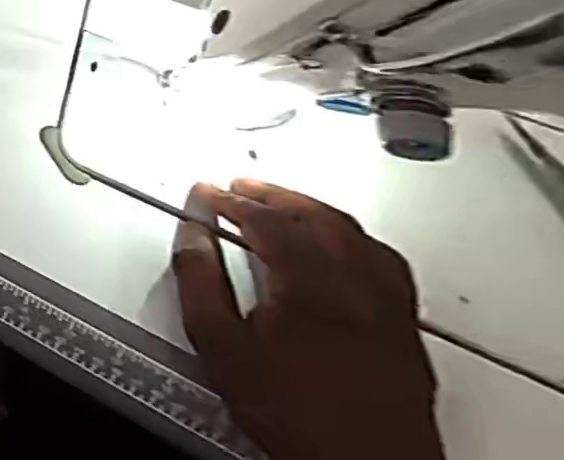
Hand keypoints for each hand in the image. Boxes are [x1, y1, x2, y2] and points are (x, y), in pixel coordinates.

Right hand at [174, 180, 441, 459]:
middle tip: (240, 187)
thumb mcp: (219, 342)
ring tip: (283, 204)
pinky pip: (387, 267)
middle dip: (275, 196)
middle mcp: (361, 295)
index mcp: (313, 291)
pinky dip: (352, 241)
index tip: (206, 192)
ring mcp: (391, 315)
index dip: (232, 201)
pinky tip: (335, 246)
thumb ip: (199, 280)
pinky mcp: (406, 335)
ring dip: (316, 213)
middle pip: (323, 222)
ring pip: (361, 241)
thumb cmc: (291, 413)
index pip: (271, 224)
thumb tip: (192, 236)